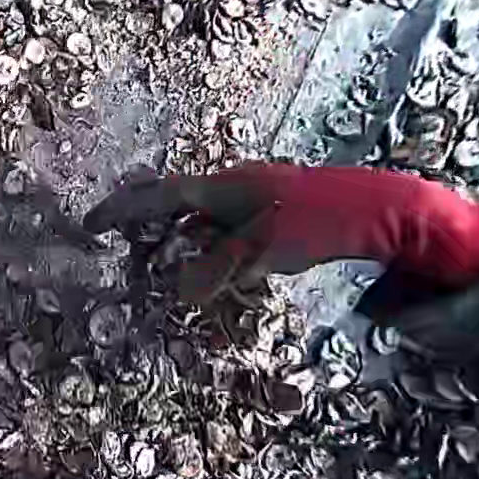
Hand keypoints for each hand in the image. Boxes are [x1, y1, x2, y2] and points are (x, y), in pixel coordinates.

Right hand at [82, 164, 478, 300]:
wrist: (387, 209)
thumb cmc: (319, 223)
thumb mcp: (263, 252)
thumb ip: (217, 270)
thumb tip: (180, 294)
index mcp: (219, 189)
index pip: (155, 197)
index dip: (119, 210)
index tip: (90, 223)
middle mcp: (228, 184)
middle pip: (169, 195)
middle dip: (138, 211)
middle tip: (114, 228)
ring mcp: (249, 191)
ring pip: (194, 207)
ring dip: (170, 225)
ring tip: (153, 245)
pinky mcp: (269, 203)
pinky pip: (218, 216)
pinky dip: (200, 232)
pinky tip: (204, 247)